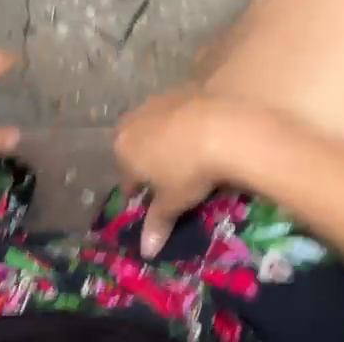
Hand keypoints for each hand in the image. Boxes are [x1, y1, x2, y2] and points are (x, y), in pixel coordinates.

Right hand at [113, 88, 240, 257]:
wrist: (220, 127)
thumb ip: (156, 223)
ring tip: (185, 156)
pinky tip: (198, 135)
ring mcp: (154, 102)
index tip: (156, 202)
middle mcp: (132, 122)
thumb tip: (145, 252)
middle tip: (169, 179)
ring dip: (161, 140)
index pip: (126, 178)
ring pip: (151, 127)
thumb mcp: (172, 201)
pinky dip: (179, 123)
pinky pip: (172, 112)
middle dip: (146, 162)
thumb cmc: (188, 170)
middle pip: (134, 147)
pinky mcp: (177, 90)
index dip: (140, 193)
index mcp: (123, 149)